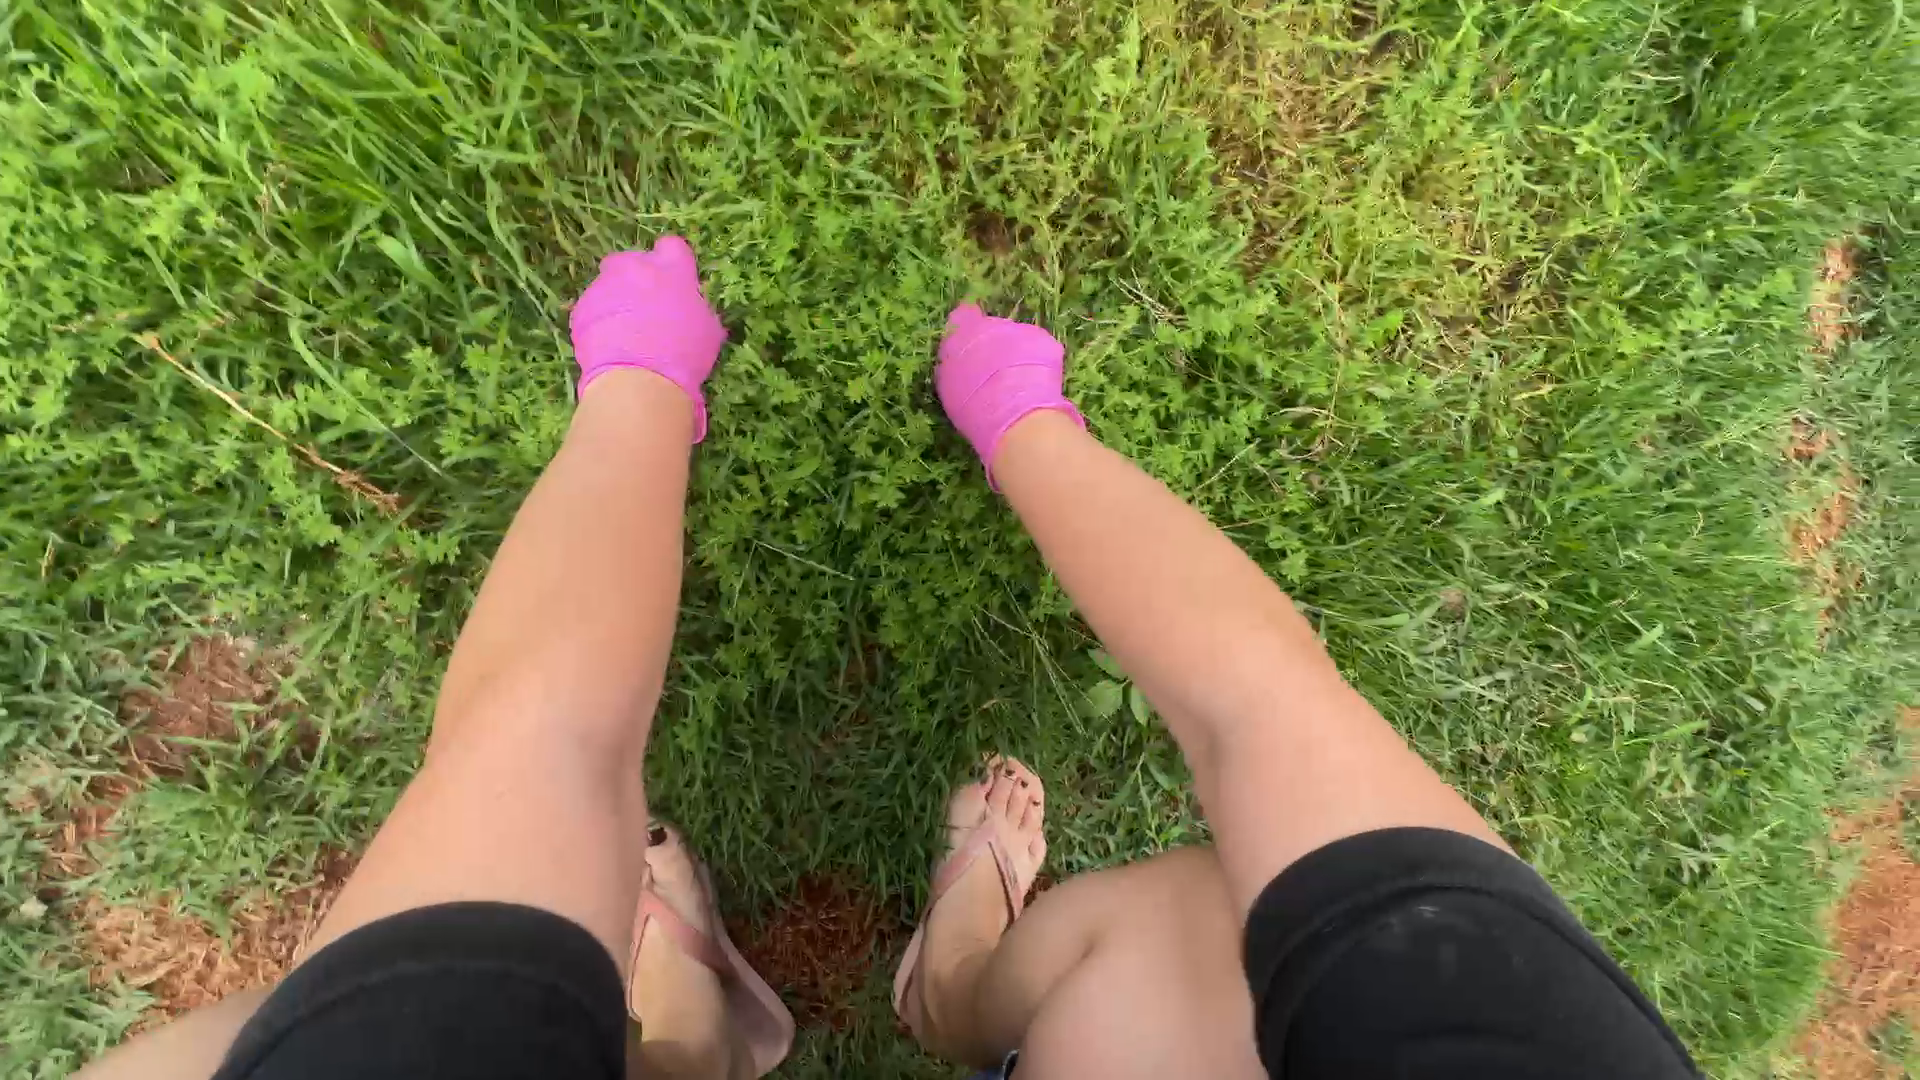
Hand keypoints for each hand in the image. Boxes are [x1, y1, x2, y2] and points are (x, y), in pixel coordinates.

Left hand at [570, 236, 725, 441]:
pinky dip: (602, 323)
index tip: (677, 284)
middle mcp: (634, 268)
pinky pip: (593, 310)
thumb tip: (694, 307)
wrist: (639, 381)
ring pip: (610, 285)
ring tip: (629, 335)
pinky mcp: (581, 309)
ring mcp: (603, 287)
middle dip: (640, 279)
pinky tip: (613, 347)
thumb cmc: (684, 354)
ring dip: (619, 302)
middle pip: (634, 261)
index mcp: (671, 270)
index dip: (675, 264)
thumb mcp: (708, 331)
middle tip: (650, 310)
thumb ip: (699, 309)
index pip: (674, 247)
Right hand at [936, 304, 1084, 485]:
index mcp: (961, 333)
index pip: (963, 317)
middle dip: (995, 345)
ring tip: (1018, 384)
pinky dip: (1037, 362)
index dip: (969, 330)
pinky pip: (1039, 348)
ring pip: (1018, 338)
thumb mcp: (951, 388)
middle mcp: (991, 323)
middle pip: (993, 328)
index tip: (971, 347)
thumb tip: (957, 362)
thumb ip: (954, 366)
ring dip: (1017, 355)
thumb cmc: (973, 407)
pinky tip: (1037, 385)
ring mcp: (1020, 330)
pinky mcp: (1044, 340)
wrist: (1013, 414)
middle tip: (995, 375)